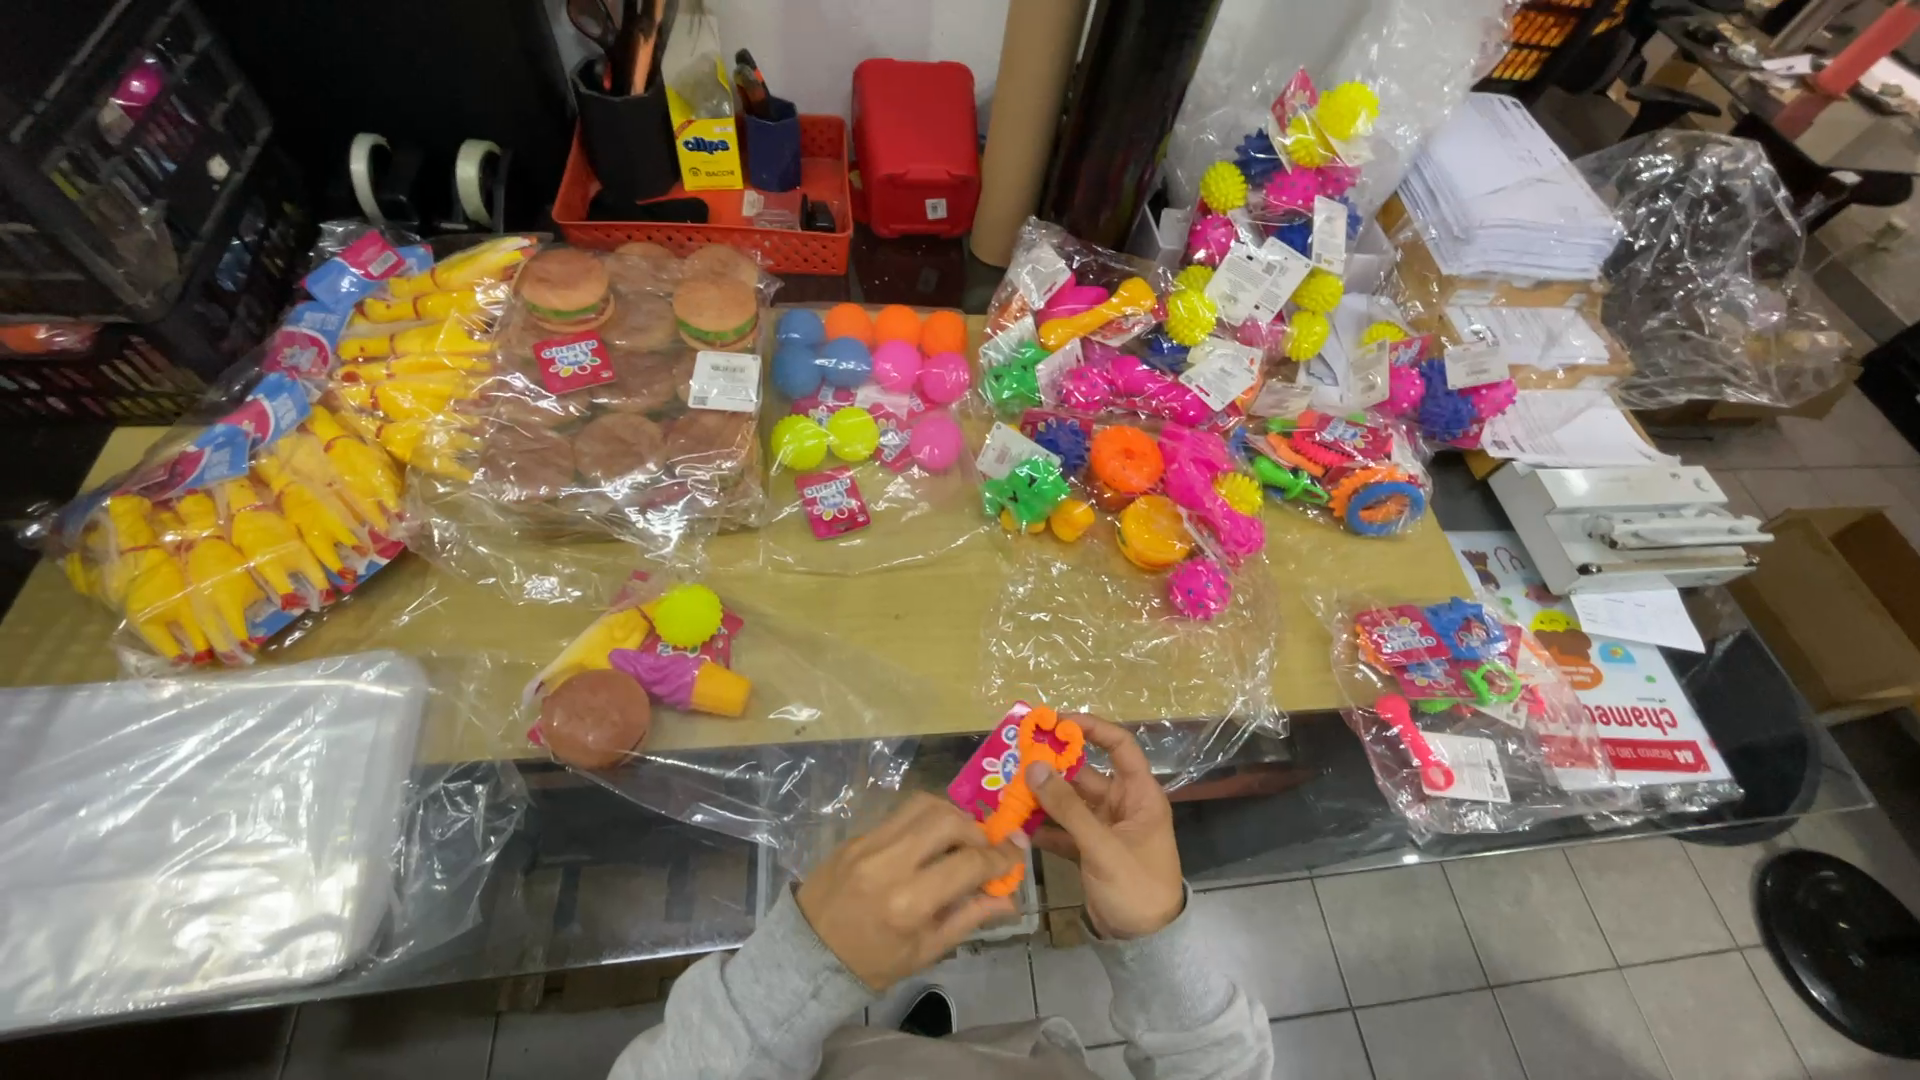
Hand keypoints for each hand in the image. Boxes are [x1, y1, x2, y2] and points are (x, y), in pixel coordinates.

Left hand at [797, 792, 1020, 991]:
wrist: (804, 954)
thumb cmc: (870, 963)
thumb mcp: (924, 952)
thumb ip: (968, 918)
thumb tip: (1010, 898)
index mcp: (908, 903)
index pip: (969, 864)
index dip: (1001, 858)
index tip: (1015, 856)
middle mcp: (889, 863)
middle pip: (948, 820)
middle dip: (977, 829)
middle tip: (984, 847)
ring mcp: (869, 843)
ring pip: (924, 804)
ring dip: (952, 815)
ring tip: (959, 838)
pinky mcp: (857, 834)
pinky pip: (900, 813)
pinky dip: (925, 819)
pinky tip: (930, 840)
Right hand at [1028, 715, 1183, 939]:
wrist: (1146, 944)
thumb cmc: (1137, 887)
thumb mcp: (1103, 847)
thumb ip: (1068, 808)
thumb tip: (1035, 767)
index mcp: (1139, 795)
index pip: (1120, 746)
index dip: (1092, 728)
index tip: (1057, 722)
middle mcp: (1121, 805)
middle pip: (1084, 773)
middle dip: (1053, 765)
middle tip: (1018, 756)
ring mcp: (1103, 827)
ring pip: (1068, 801)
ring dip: (1041, 796)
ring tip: (1008, 788)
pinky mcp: (1087, 849)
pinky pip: (1061, 827)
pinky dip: (1041, 825)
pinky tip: (1016, 823)